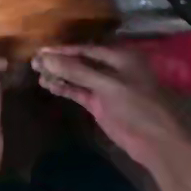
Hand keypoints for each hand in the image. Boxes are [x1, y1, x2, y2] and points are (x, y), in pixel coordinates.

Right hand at [32, 45, 190, 190]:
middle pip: (80, 61)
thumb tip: (47, 58)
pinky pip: (79, 92)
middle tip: (33, 61)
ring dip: (59, 74)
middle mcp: (112, 68)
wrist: (157, 142)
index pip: (86, 48)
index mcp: (121, 56)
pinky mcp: (100, 104)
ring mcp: (106, 87)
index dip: (63, 50)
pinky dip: (65, 88)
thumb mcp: (108, 86)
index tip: (41, 50)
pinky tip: (48, 85)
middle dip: (58, 61)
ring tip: (35, 72)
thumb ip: (78, 72)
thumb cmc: (139, 107)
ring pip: (78, 77)